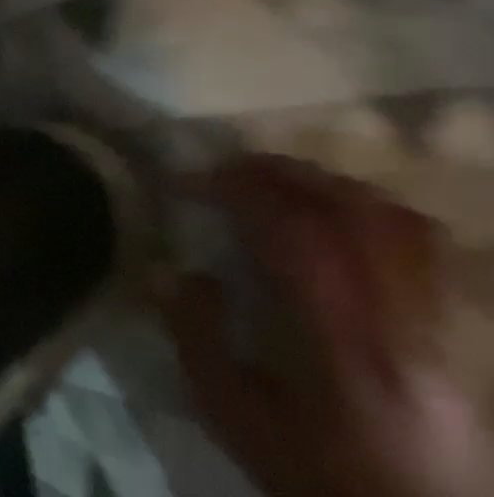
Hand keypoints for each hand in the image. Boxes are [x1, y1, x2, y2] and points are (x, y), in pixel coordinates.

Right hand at [161, 155, 492, 496]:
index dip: (237, 193)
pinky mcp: (460, 330)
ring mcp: (443, 323)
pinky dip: (378, 215)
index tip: (185, 181)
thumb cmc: (314, 469)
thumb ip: (198, 337)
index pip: (296, 237)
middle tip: (226, 167)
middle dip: (283, 176)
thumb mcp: (233, 412)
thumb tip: (172, 270)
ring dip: (332, 187)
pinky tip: (341, 218)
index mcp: (343, 343)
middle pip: (355, 216)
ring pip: (401, 224)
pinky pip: (430, 248)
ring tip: (280, 183)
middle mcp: (403, 321)